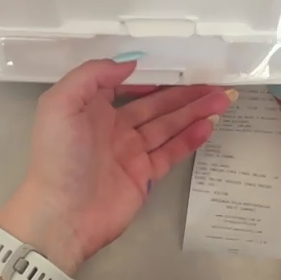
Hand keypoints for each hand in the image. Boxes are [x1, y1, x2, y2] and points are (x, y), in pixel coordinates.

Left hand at [0, 59, 232, 271]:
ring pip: (169, 127)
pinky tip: (209, 126)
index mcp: (92, 108)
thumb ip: (91, 76)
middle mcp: (114, 128)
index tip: (177, 67)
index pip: (127, 86)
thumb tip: (129, 64)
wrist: (63, 214)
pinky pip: (171, 153)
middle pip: (156, 105)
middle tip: (215, 84)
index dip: (151, 76)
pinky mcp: (144, 176)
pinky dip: (190, 139)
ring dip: (195, 113)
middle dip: (185, 94)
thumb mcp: (60, 105)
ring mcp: (132, 153)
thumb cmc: (58, 158)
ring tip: (223, 101)